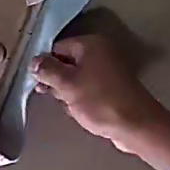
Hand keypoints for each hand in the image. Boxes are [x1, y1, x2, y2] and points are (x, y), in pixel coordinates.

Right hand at [31, 35, 169, 151]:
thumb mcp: (67, 84)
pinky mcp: (111, 87)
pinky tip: (81, 111)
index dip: (45, 65)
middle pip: (67, 62)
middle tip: (54, 96)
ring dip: (68, 93)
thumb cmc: (99, 101)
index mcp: (91, 44)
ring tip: (72, 106)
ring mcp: (107, 70)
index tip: (37, 83)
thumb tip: (34, 61)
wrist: (134, 124)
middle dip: (57, 81)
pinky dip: (81, 99)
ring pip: (76, 79)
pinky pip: (88, 89)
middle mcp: (101, 52)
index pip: (57, 48)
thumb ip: (48, 70)